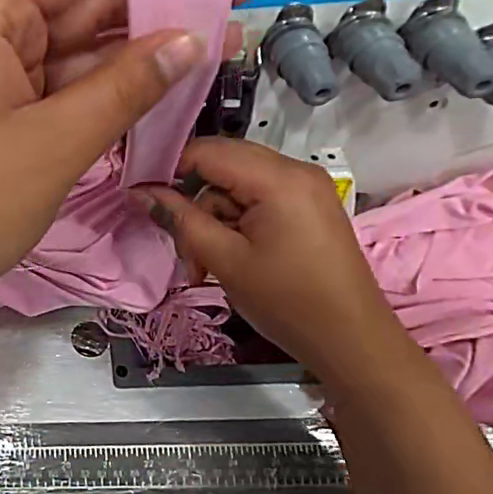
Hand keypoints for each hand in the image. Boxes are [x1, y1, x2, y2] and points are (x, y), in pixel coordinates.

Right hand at [133, 137, 393, 374]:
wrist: (353, 342)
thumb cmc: (287, 302)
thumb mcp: (224, 260)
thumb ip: (180, 219)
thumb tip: (139, 191)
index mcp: (278, 178)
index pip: (206, 151)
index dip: (170, 171)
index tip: (146, 202)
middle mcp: (295, 170)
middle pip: (222, 165)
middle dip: (194, 203)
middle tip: (184, 247)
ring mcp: (306, 187)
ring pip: (236, 185)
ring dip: (213, 220)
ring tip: (206, 266)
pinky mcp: (309, 206)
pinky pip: (258, 198)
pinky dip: (236, 223)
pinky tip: (231, 257)